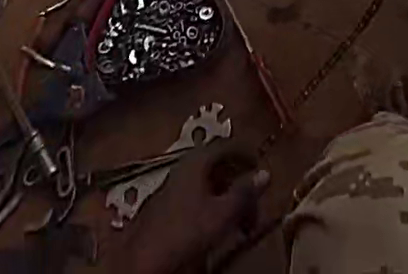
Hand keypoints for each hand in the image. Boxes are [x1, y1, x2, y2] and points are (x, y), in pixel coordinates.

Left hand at [123, 164, 269, 273]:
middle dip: (238, 180)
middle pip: (217, 164)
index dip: (246, 153)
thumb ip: (244, 193)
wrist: (141, 262)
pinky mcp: (166, 206)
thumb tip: (266, 173)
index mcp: (197, 161)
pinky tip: (216, 225)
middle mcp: (184, 166)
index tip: (261, 167)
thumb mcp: (221, 214)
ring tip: (238, 219)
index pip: (226, 145)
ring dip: (226, 195)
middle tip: (253, 202)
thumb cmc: (185, 231)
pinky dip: (212, 204)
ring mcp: (173, 185)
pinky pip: (196, 195)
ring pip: (207, 182)